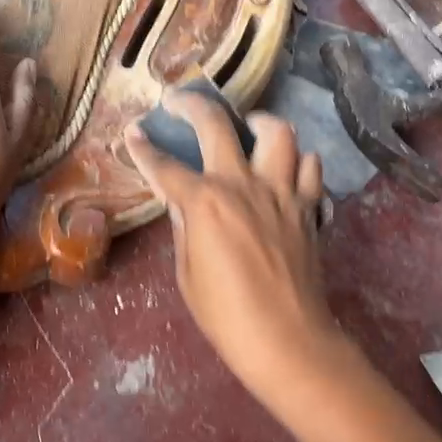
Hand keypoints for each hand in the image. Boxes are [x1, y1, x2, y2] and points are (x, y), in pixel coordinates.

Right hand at [124, 96, 335, 389]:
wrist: (288, 341)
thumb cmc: (226, 315)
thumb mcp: (187, 273)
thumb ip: (184, 226)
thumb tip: (180, 199)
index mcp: (205, 202)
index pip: (165, 165)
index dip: (143, 148)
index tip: (132, 133)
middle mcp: (241, 184)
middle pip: (216, 124)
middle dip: (191, 104)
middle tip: (179, 101)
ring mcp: (280, 191)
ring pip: (277, 132)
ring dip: (259, 123)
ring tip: (248, 128)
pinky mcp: (308, 206)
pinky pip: (309, 167)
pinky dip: (298, 161)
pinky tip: (285, 169)